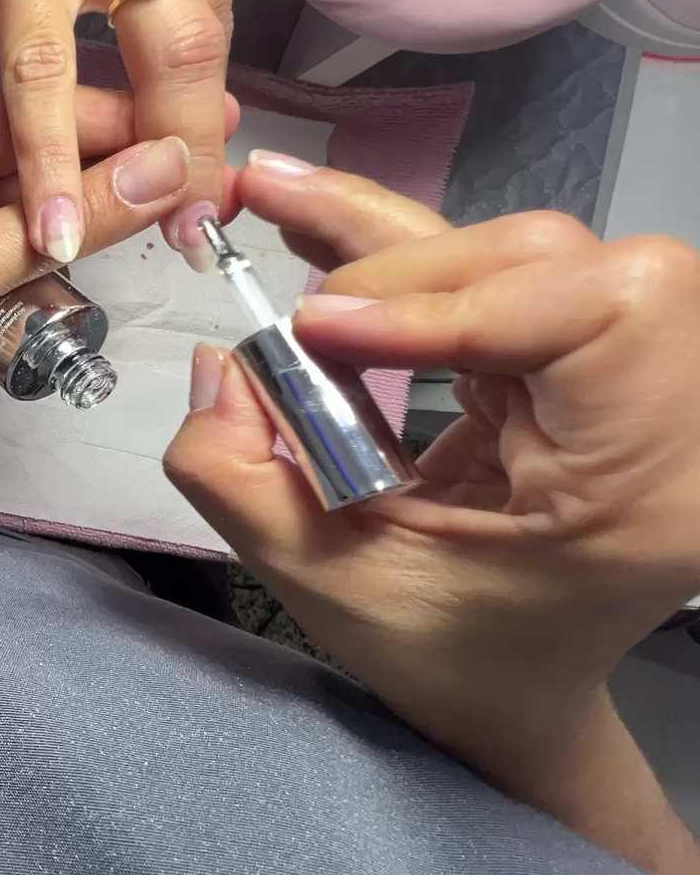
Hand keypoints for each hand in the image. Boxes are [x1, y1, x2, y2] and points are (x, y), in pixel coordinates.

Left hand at [0, 86, 223, 487]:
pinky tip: (93, 280)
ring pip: (39, 218)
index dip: (108, 123)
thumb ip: (63, 219)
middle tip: (197, 189)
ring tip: (170, 226)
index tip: (192, 134)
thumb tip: (169, 164)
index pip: (26, 116)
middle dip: (110, 180)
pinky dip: (58, 274)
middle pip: (39, 165)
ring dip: (90, 229)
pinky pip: (25, 266)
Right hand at [164, 157, 699, 748]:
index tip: (314, 331)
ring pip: (518, 248)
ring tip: (267, 197)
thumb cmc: (427, 648)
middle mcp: (662, 410)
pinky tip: (309, 221)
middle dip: (403, 272)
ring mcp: (625, 377)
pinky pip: (484, 276)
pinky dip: (385, 247)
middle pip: (558, 258)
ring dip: (380, 234)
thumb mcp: (309, 578)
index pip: (604, 310)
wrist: (503, 678)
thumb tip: (219, 363)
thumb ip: (235, 476)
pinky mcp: (562, 363)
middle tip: (294, 318)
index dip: (449, 302)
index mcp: (638, 484)